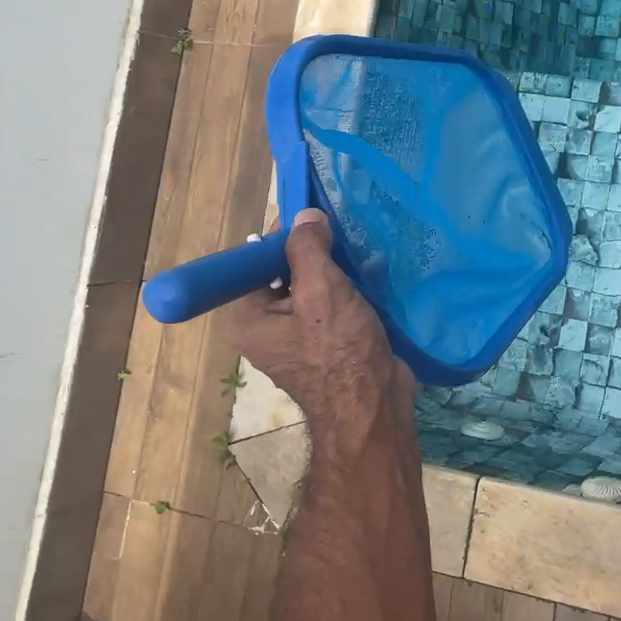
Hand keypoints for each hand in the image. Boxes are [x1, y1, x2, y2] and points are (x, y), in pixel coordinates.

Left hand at [224, 208, 414, 451]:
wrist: (372, 404)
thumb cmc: (339, 349)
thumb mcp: (323, 291)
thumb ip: (308, 250)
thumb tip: (305, 216)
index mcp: (248, 318)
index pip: (253, 264)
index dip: (282, 239)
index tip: (317, 224)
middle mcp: (264, 328)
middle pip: (283, 274)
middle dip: (314, 255)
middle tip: (344, 239)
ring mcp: (296, 338)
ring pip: (311, 290)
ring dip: (336, 273)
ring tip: (362, 258)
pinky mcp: (326, 344)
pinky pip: (329, 306)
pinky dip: (348, 292)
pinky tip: (371, 283)